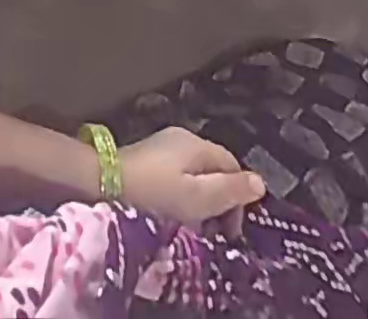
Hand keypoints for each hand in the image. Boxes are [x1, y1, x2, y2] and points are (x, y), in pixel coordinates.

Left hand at [117, 127, 265, 233]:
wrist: (106, 181)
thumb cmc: (156, 192)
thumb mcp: (199, 197)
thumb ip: (230, 190)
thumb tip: (260, 182)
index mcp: (197, 144)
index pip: (233, 165)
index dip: (239, 196)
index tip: (232, 228)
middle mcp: (183, 137)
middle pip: (215, 167)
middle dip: (221, 198)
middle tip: (215, 230)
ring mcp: (164, 144)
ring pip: (196, 171)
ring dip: (202, 197)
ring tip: (195, 225)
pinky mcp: (149, 155)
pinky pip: (179, 173)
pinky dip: (184, 192)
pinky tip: (175, 211)